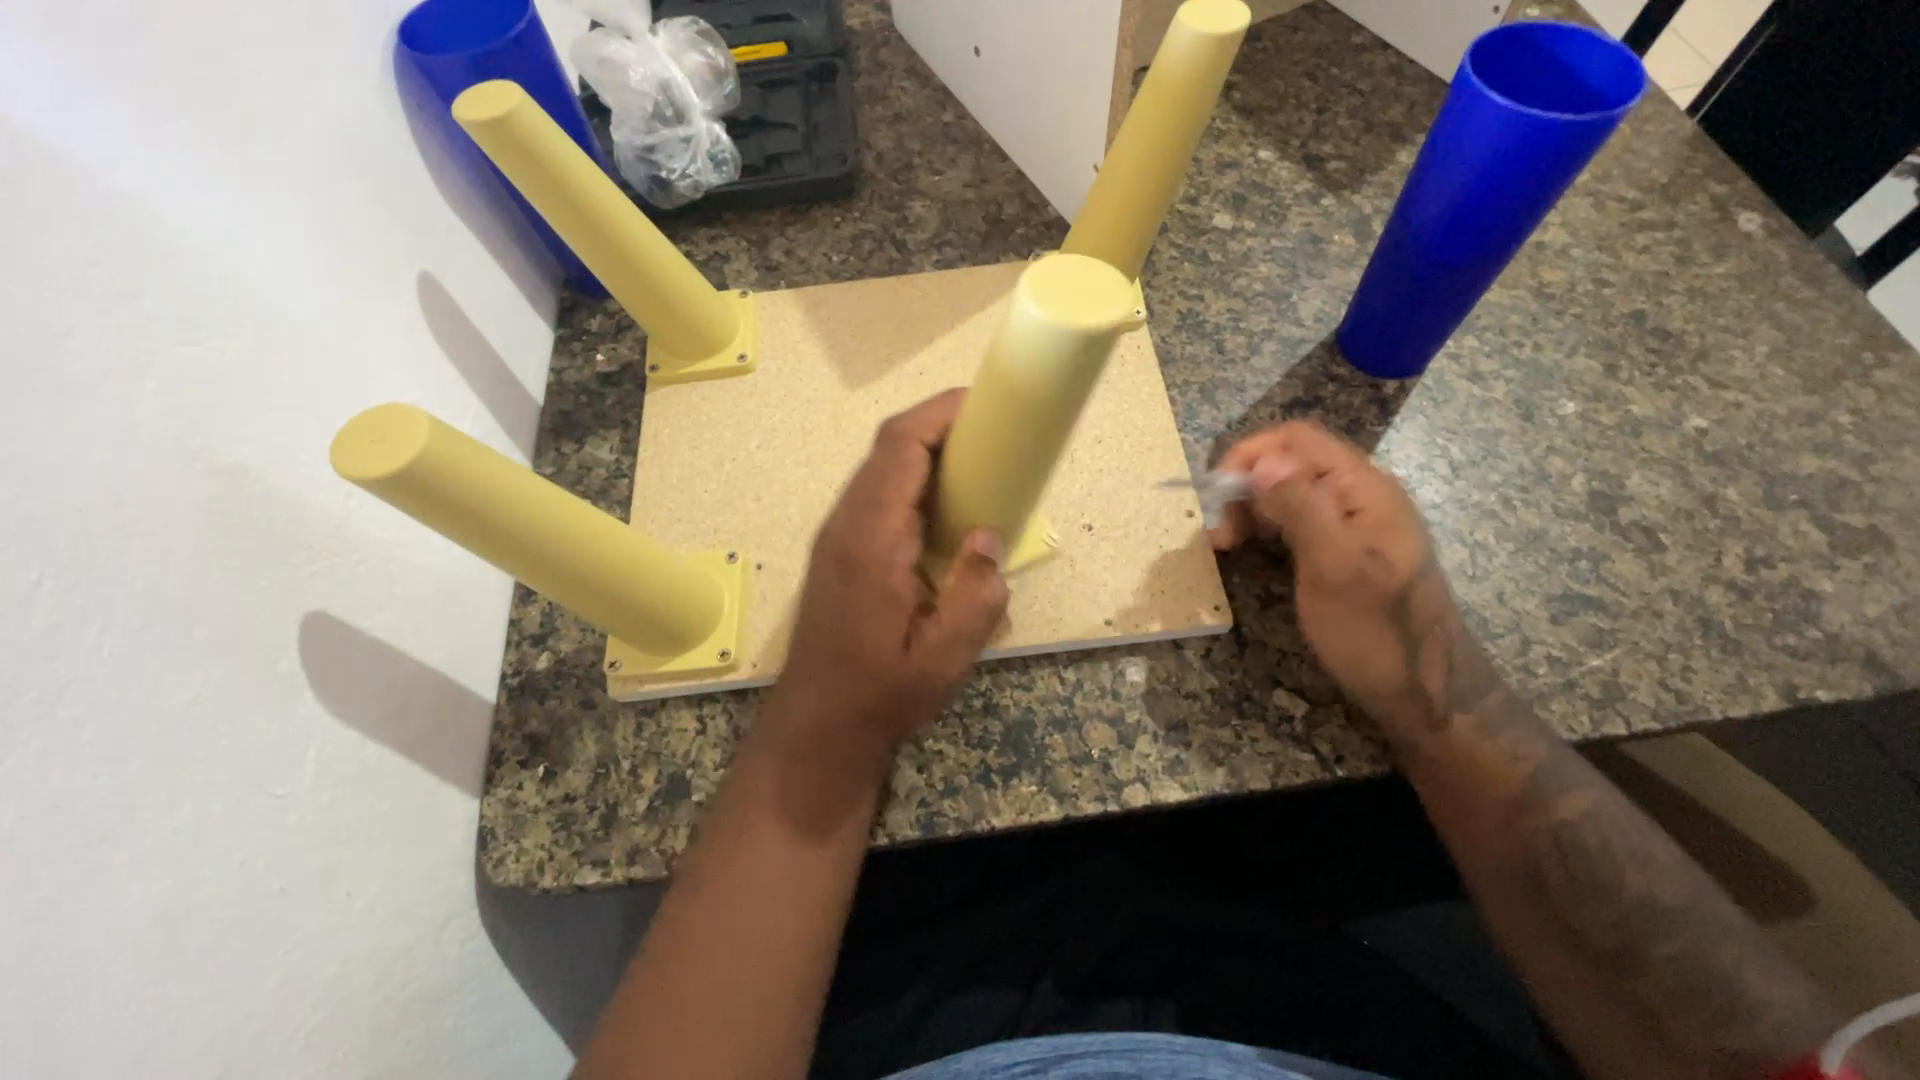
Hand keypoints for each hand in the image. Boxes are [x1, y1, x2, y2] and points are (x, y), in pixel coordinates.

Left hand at [759, 390, 1010, 776]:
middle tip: (996, 433)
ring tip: (981, 464)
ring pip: (882, 471)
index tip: (987, 404)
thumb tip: (989, 538)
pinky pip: (880, 498)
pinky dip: (916, 484)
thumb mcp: (944, 657)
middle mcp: (847, 525)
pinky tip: (951, 511)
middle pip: (889, 449)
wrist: (819, 726)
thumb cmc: (881, 694)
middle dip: (941, 427)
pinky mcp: (842, 552)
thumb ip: (975, 595)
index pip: (900, 448)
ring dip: (928, 455)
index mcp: (869, 539)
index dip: (941, 414)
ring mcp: (839, 537)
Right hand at [1210, 422, 1461, 735]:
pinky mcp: (1350, 550)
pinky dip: (1270, 528)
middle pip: (1291, 462)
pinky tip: (1254, 551)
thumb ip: (1302, 507)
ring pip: (1292, 491)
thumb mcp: (1333, 568)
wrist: (1427, 695)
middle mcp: (1363, 495)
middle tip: (1219, 537)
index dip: (1248, 456)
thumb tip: (1262, 460)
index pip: (1297, 439)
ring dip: (1253, 509)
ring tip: (1227, 546)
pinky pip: (1302, 520)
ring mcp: (1358, 523)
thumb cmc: (1375, 634)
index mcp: (1364, 488)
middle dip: (1246, 488)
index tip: (1214, 498)